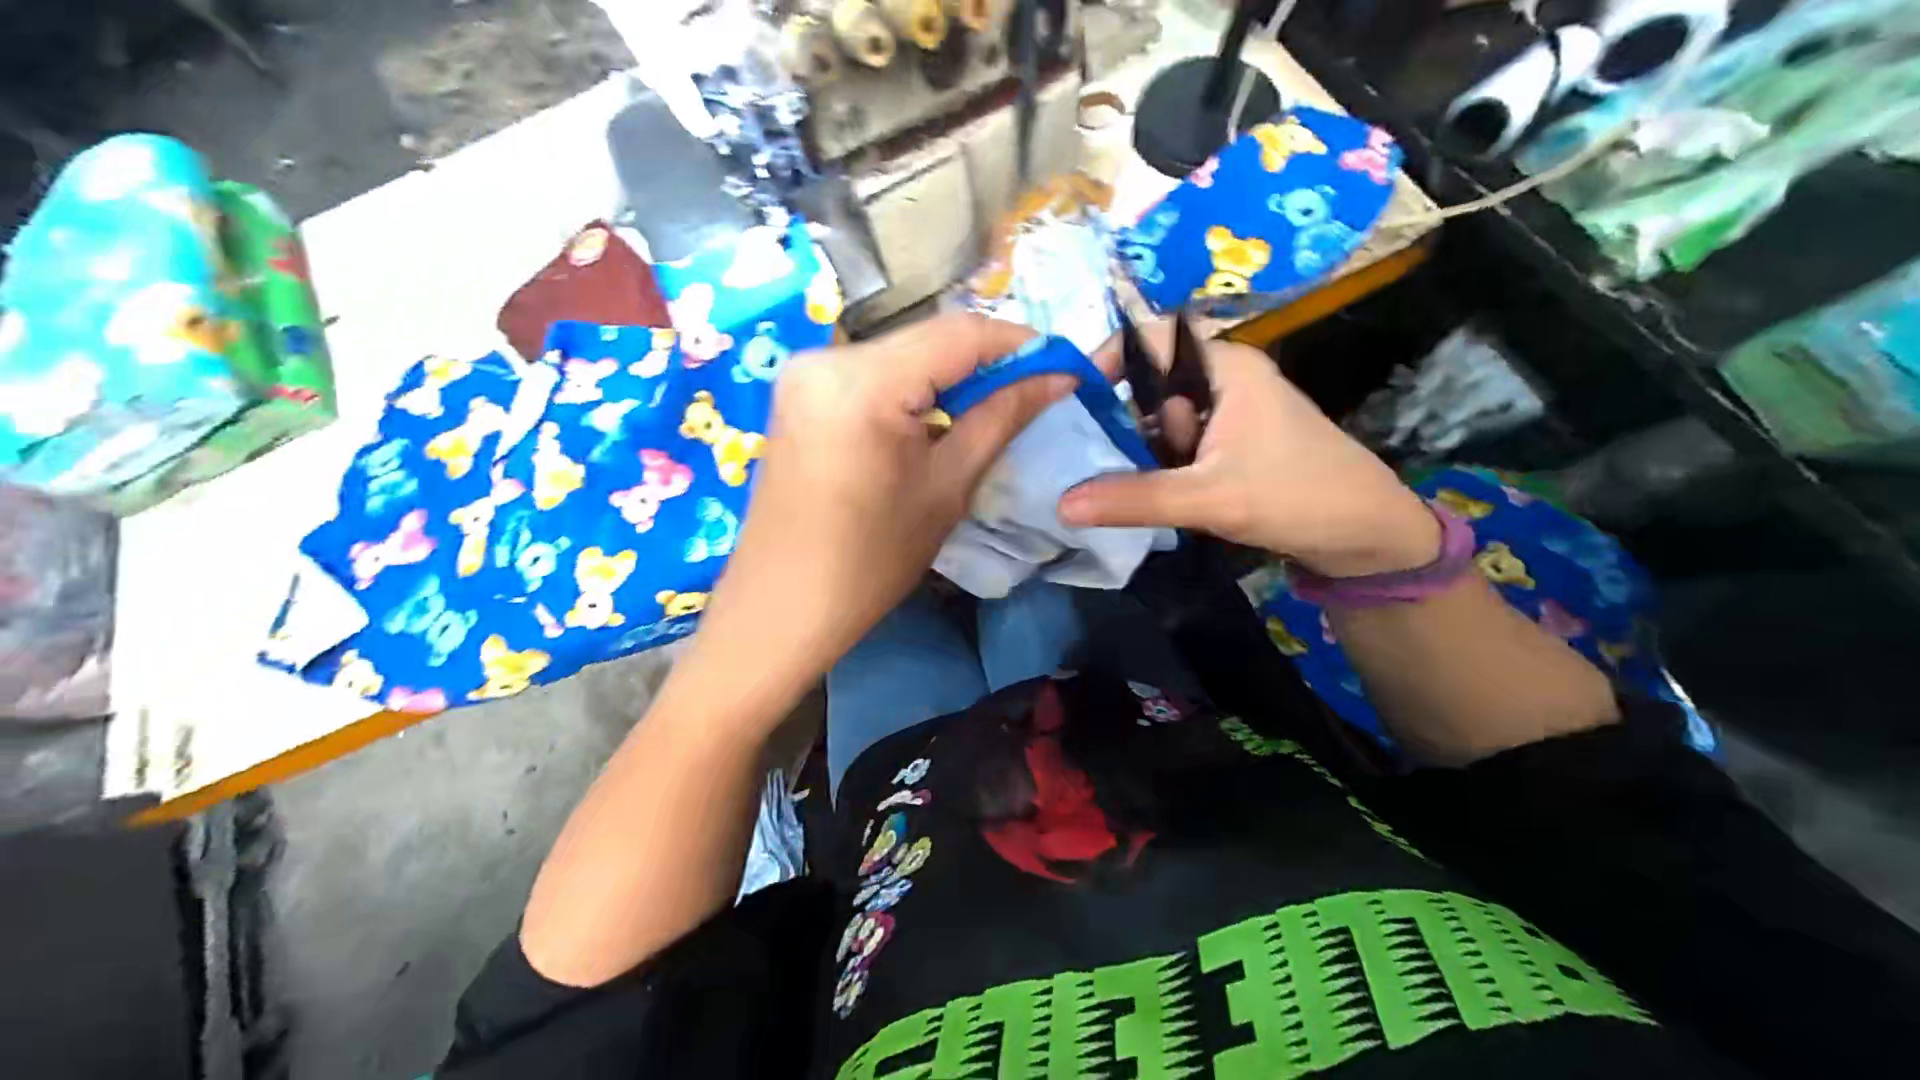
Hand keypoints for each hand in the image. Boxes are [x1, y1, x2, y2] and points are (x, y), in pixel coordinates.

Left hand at [685, 315, 1069, 711]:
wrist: (780, 608)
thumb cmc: (869, 563)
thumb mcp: (946, 488)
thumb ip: (1001, 418)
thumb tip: (1058, 377)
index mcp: (860, 383)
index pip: (959, 334)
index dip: (1020, 344)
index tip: (1063, 364)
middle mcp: (825, 359)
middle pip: (928, 339)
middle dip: (987, 361)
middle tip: (1035, 389)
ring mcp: (805, 373)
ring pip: (902, 354)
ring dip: (951, 375)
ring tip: (994, 406)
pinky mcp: (799, 393)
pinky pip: (872, 373)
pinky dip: (913, 388)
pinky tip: (938, 417)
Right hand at [1059, 324, 1438, 576]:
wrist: (1365, 534)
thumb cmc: (1297, 496)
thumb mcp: (1210, 498)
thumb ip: (1134, 499)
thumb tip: (1061, 504)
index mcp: (1225, 367)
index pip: (1150, 339)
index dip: (1106, 358)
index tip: (1068, 398)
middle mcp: (1223, 379)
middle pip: (1148, 383)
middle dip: (1114, 418)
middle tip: (1077, 454)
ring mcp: (1226, 413)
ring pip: (1159, 419)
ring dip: (1133, 448)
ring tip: (1099, 478)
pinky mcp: (1227, 444)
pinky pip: (1174, 444)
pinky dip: (1152, 463)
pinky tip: (1130, 489)